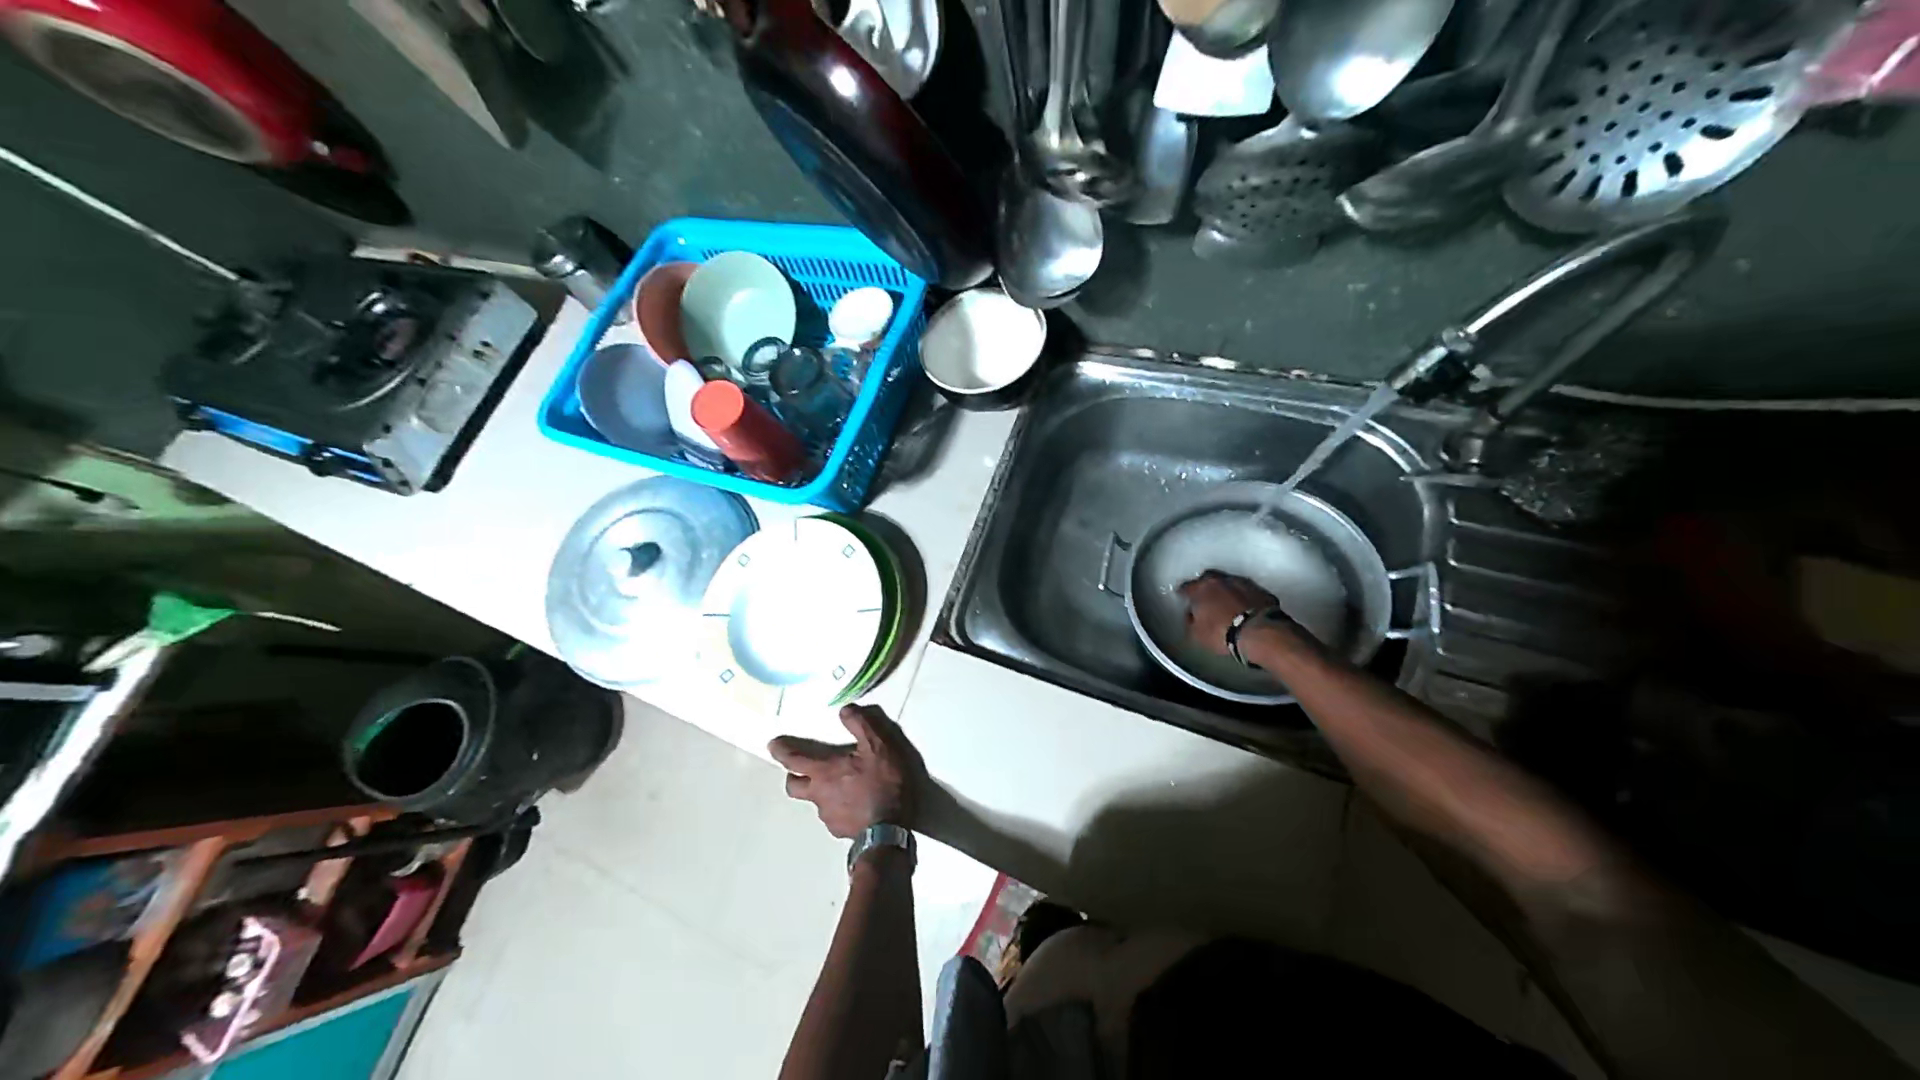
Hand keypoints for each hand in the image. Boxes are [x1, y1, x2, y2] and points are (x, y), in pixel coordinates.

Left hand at [768, 705, 921, 838]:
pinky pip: (831, 815)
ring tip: (839, 786)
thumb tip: (844, 709)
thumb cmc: (883, 784)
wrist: (890, 831)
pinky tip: (854, 804)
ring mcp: (827, 816)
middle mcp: (818, 794)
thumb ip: (861, 724)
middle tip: (801, 768)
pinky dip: (837, 807)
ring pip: (814, 800)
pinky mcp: (838, 831)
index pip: (793, 759)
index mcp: (823, 772)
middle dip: (793, 775)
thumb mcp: (878, 746)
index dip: (781, 751)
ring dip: (819, 791)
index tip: (772, 745)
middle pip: (794, 785)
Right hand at [1178, 570, 1280, 655]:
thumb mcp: (1196, 634)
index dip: (1183, 593)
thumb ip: (1190, 622)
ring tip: (1226, 604)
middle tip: (1204, 598)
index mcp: (1201, 589)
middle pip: (1209, 578)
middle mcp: (1221, 581)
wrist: (1260, 634)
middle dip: (1205, 586)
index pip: (1186, 587)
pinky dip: (1243, 598)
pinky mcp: (1261, 591)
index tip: (1182, 596)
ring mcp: (1243, 584)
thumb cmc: (1223, 633)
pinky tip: (1244, 608)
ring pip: (1230, 582)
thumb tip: (1192, 617)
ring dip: (1226, 590)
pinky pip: (1247, 592)